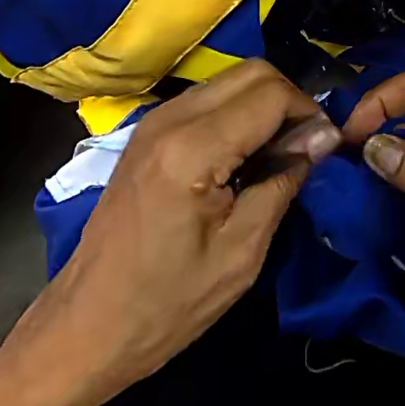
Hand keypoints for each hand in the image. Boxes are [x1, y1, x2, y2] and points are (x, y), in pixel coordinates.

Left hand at [0, 61, 340, 405]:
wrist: (80, 333)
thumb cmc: (165, 304)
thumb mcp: (242, 251)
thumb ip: (285, 181)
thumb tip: (325, 136)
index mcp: (192, 150)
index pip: (273, 94)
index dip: (309, 115)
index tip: (323, 150)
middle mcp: (170, 120)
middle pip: (255, 72)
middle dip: (291, 101)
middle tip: (305, 147)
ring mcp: (154, 122)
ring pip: (234, 78)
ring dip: (266, 104)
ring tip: (279, 152)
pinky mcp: (148, 133)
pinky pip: (212, 97)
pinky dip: (242, 111)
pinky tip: (246, 154)